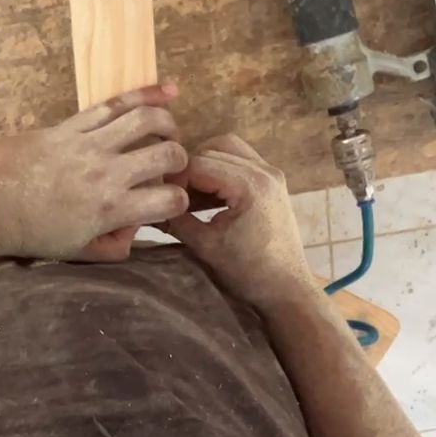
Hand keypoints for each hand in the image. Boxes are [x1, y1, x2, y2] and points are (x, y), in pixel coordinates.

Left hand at [0, 84, 191, 261]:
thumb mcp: (74, 251)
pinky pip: (113, 104)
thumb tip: (131, 236)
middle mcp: (107, 173)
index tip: (170, 203)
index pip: (169, 201)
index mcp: (111, 208)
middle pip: (167, 155)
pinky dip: (144, 95)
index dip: (178, 202)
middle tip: (171, 167)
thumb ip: (108, 248)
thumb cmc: (28, 234)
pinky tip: (168, 91)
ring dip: (168, 124)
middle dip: (179, 160)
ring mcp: (89, 145)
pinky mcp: (71, 126)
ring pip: (146, 120)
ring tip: (169, 132)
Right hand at [163, 134, 318, 309]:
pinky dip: (220, 170)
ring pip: (227, 148)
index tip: (161, 199)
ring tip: (190, 193)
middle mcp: (264, 170)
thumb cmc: (248, 271)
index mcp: (250, 184)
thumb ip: (177, 221)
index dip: (175, 179)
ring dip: (204, 165)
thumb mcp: (205, 246)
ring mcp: (271, 173)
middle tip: (173, 196)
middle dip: (188, 170)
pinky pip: (239, 160)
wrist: (286, 288)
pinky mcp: (272, 181)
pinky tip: (208, 195)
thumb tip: (149, 208)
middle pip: (212, 149)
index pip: (199, 164)